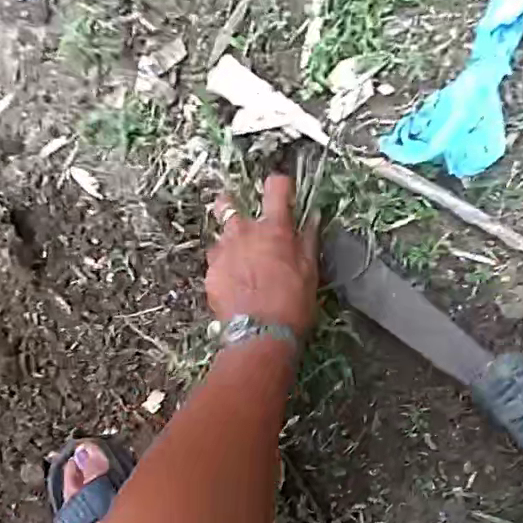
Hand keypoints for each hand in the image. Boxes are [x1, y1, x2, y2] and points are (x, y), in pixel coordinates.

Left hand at [206, 173, 319, 340]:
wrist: (260, 336)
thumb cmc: (292, 306)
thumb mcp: (310, 274)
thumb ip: (308, 241)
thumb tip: (312, 218)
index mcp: (273, 229)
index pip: (276, 187)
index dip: (281, 186)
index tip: (284, 195)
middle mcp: (243, 233)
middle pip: (228, 203)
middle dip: (232, 206)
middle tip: (245, 226)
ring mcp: (222, 252)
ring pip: (220, 237)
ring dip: (229, 245)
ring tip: (241, 267)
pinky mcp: (210, 274)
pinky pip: (215, 264)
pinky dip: (224, 270)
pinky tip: (234, 288)